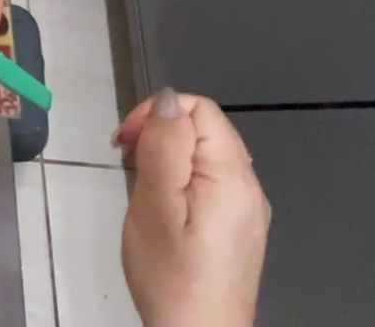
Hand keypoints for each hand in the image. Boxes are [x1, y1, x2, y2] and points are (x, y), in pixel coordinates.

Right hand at [115, 89, 270, 326]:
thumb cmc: (170, 273)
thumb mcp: (155, 205)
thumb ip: (164, 148)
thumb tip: (167, 101)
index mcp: (232, 178)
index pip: (199, 110)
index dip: (156, 112)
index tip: (126, 142)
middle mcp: (249, 187)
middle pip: (204, 127)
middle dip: (159, 131)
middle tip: (127, 161)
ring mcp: (246, 209)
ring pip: (203, 152)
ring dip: (166, 153)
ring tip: (140, 182)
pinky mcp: (236, 226)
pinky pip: (208, 178)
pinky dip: (179, 175)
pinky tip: (160, 201)